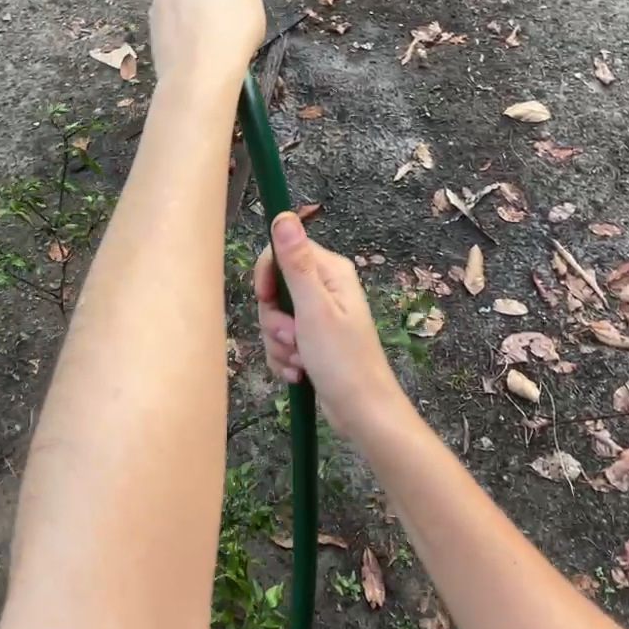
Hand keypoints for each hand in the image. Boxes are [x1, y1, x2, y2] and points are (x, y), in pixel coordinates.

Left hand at [149, 0, 264, 89]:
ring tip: (204, 32)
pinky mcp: (151, 29)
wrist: (203, 67)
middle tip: (210, 6)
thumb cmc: (235, 23)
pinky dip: (177, 30)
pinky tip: (194, 46)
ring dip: (182, 10)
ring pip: (170, 0)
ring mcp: (156, 2)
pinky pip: (167, 23)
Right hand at [255, 213, 407, 438]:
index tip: (266, 300)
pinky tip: (299, 373)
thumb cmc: (342, 359)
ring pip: (275, 318)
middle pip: (274, 289)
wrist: (362, 412)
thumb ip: (296, 262)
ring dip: (279, 343)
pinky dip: (284, 358)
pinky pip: (281, 341)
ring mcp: (319, 315)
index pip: (281, 251)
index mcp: (330, 271)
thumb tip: (283, 215)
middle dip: (274, 320)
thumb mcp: (313, 308)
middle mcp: (325, 287)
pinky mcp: (313, 340)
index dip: (267, 276)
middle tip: (292, 337)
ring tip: (300, 360)